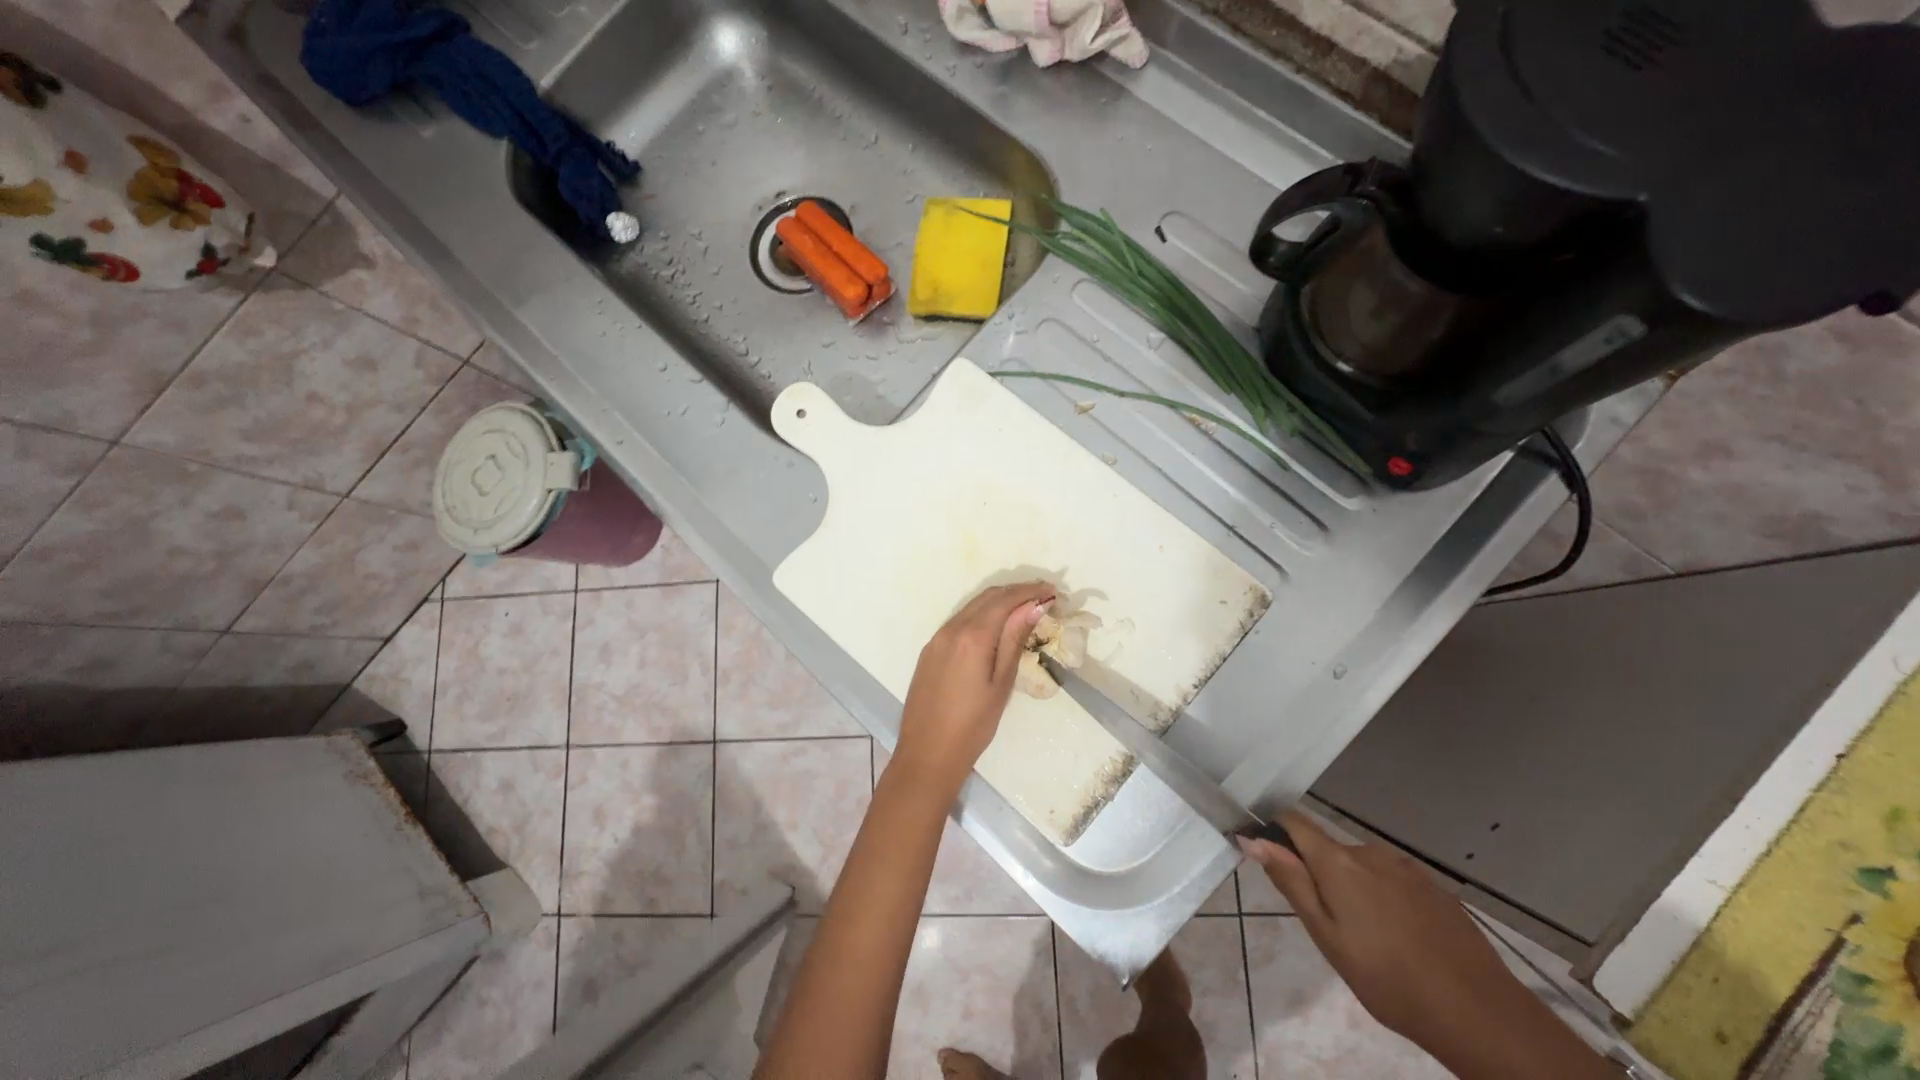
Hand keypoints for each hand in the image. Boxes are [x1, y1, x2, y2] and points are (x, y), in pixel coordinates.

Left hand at [893, 581, 1054, 793]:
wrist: (927, 753)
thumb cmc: (973, 725)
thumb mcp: (1002, 682)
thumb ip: (1015, 640)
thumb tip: (1033, 606)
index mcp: (972, 636)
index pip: (1005, 599)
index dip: (1030, 591)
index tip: (1054, 592)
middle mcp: (951, 629)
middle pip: (988, 597)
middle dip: (1017, 592)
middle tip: (1045, 596)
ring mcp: (937, 639)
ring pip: (972, 607)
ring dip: (999, 602)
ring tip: (1026, 609)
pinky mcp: (930, 650)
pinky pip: (960, 621)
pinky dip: (982, 615)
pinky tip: (997, 627)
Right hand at [1238, 813, 1521, 1049]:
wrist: (1477, 1010)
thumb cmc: (1387, 979)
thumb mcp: (1327, 937)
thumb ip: (1291, 883)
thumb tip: (1253, 839)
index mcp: (1339, 862)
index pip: (1295, 823)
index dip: (1274, 832)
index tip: (1264, 858)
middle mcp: (1372, 852)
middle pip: (1330, 850)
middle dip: (1320, 876)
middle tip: (1327, 929)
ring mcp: (1408, 869)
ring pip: (1363, 869)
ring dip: (1354, 891)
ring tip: (1367, 942)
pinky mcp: (1436, 889)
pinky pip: (1394, 883)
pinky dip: (1385, 902)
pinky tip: (1400, 941)